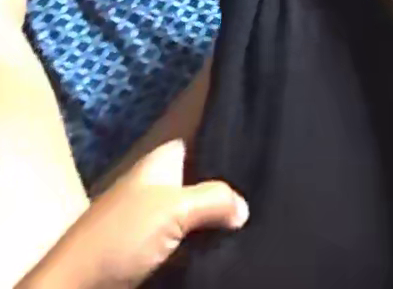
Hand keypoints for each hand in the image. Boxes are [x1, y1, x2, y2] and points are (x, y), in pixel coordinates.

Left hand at [25, 140, 246, 288]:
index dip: (232, 145)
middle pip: (205, 181)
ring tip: (261, 223)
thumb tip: (245, 208)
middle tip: (270, 195)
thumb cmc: (122, 236)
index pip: (207, 139)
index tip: (265, 153)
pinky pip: (190, 246)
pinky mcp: (153, 255)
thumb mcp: (174, 208)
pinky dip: (206, 250)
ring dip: (219, 225)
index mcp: (165, 159)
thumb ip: (214, 199)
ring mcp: (156, 220)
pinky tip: (232, 252)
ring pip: (199, 217)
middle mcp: (162, 183)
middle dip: (231, 192)